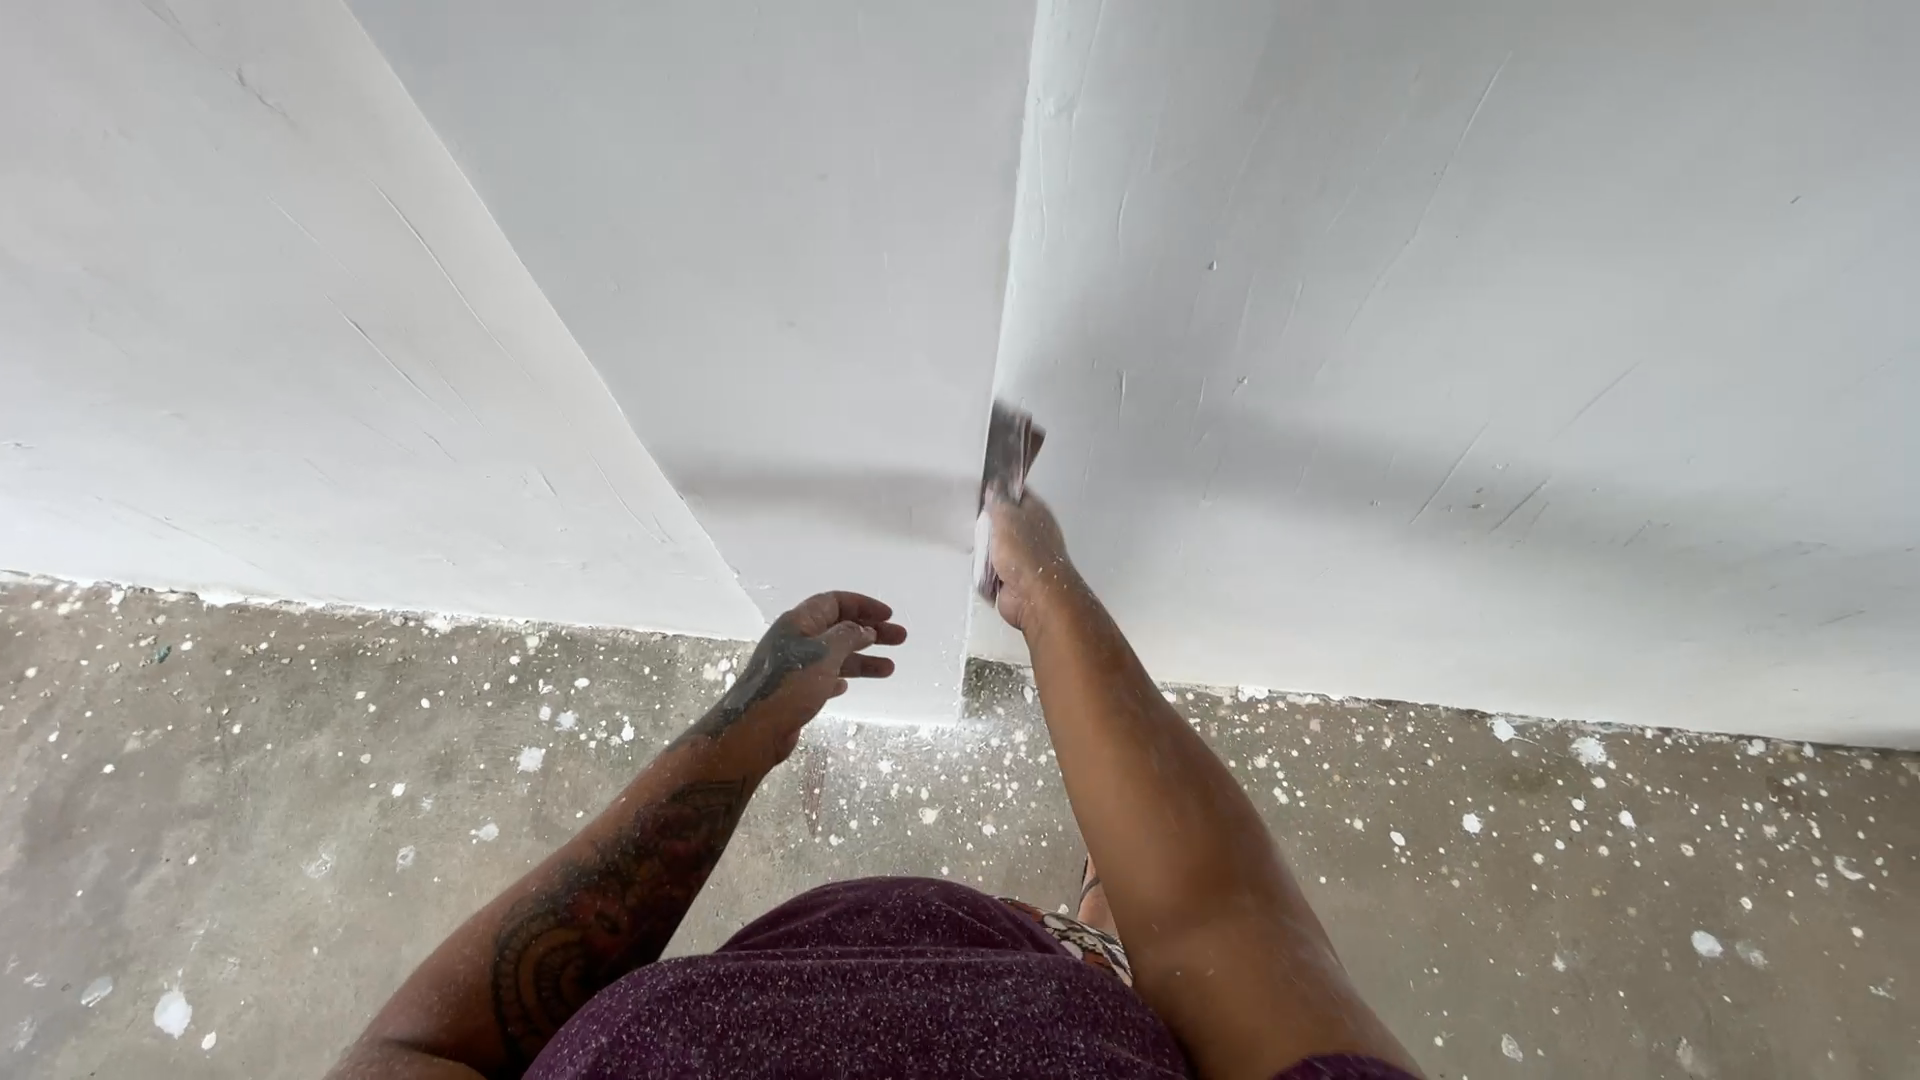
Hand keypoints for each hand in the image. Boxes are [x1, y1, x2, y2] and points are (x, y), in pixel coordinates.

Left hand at [674, 591, 905, 768]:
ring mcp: (794, 666)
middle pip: (840, 628)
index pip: (835, 601)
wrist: (755, 730)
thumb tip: (865, 629)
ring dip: (862, 658)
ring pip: (836, 655)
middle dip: (871, 631)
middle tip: (900, 638)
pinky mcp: (795, 691)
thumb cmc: (790, 685)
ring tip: (890, 668)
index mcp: (799, 622)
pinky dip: (840, 677)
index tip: (888, 616)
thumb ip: (848, 636)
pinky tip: (849, 686)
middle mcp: (796, 640)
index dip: (863, 605)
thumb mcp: (824, 654)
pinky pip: (823, 677)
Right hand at [985, 490, 1082, 633]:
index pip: (1016, 493)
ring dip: (984, 548)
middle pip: (1002, 520)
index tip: (983, 490)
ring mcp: (1021, 555)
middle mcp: (1030, 532)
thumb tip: (994, 487)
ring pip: (994, 544)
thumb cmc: (1026, 555)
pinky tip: (982, 566)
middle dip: (987, 524)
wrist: (1033, 596)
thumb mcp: (1007, 516)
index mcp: (1035, 512)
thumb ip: (999, 499)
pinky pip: (990, 567)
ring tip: (980, 548)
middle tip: (978, 523)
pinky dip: (984, 568)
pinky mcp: (1011, 576)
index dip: (1000, 490)